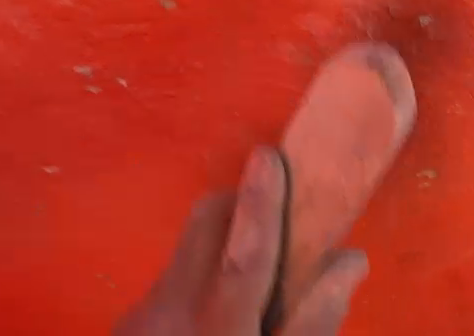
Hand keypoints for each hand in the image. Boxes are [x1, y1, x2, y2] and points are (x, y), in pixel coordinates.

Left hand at [117, 146, 369, 335]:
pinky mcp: (123, 326)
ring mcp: (138, 321)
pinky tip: (207, 327)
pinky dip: (198, 283)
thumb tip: (350, 258)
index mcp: (217, 333)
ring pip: (190, 247)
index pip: (243, 259)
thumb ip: (314, 323)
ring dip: (222, 249)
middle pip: (209, 220)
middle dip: (244, 205)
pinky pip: (171, 279)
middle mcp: (169, 316)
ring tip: (244, 298)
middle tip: (277, 228)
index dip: (260, 208)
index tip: (268, 156)